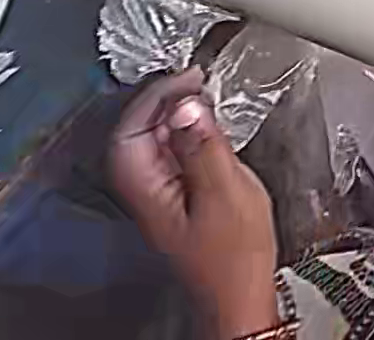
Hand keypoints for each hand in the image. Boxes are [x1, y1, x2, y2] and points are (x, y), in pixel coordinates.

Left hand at [108, 68, 279, 337]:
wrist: (242, 294)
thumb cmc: (234, 256)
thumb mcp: (225, 193)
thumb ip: (205, 147)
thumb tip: (186, 106)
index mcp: (148, 191)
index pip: (130, 132)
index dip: (154, 98)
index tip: (186, 78)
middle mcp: (149, 189)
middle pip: (139, 131)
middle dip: (164, 97)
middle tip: (196, 78)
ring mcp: (163, 190)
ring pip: (155, 137)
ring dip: (176, 109)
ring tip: (202, 89)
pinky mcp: (181, 189)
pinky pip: (174, 147)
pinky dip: (188, 125)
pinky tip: (207, 118)